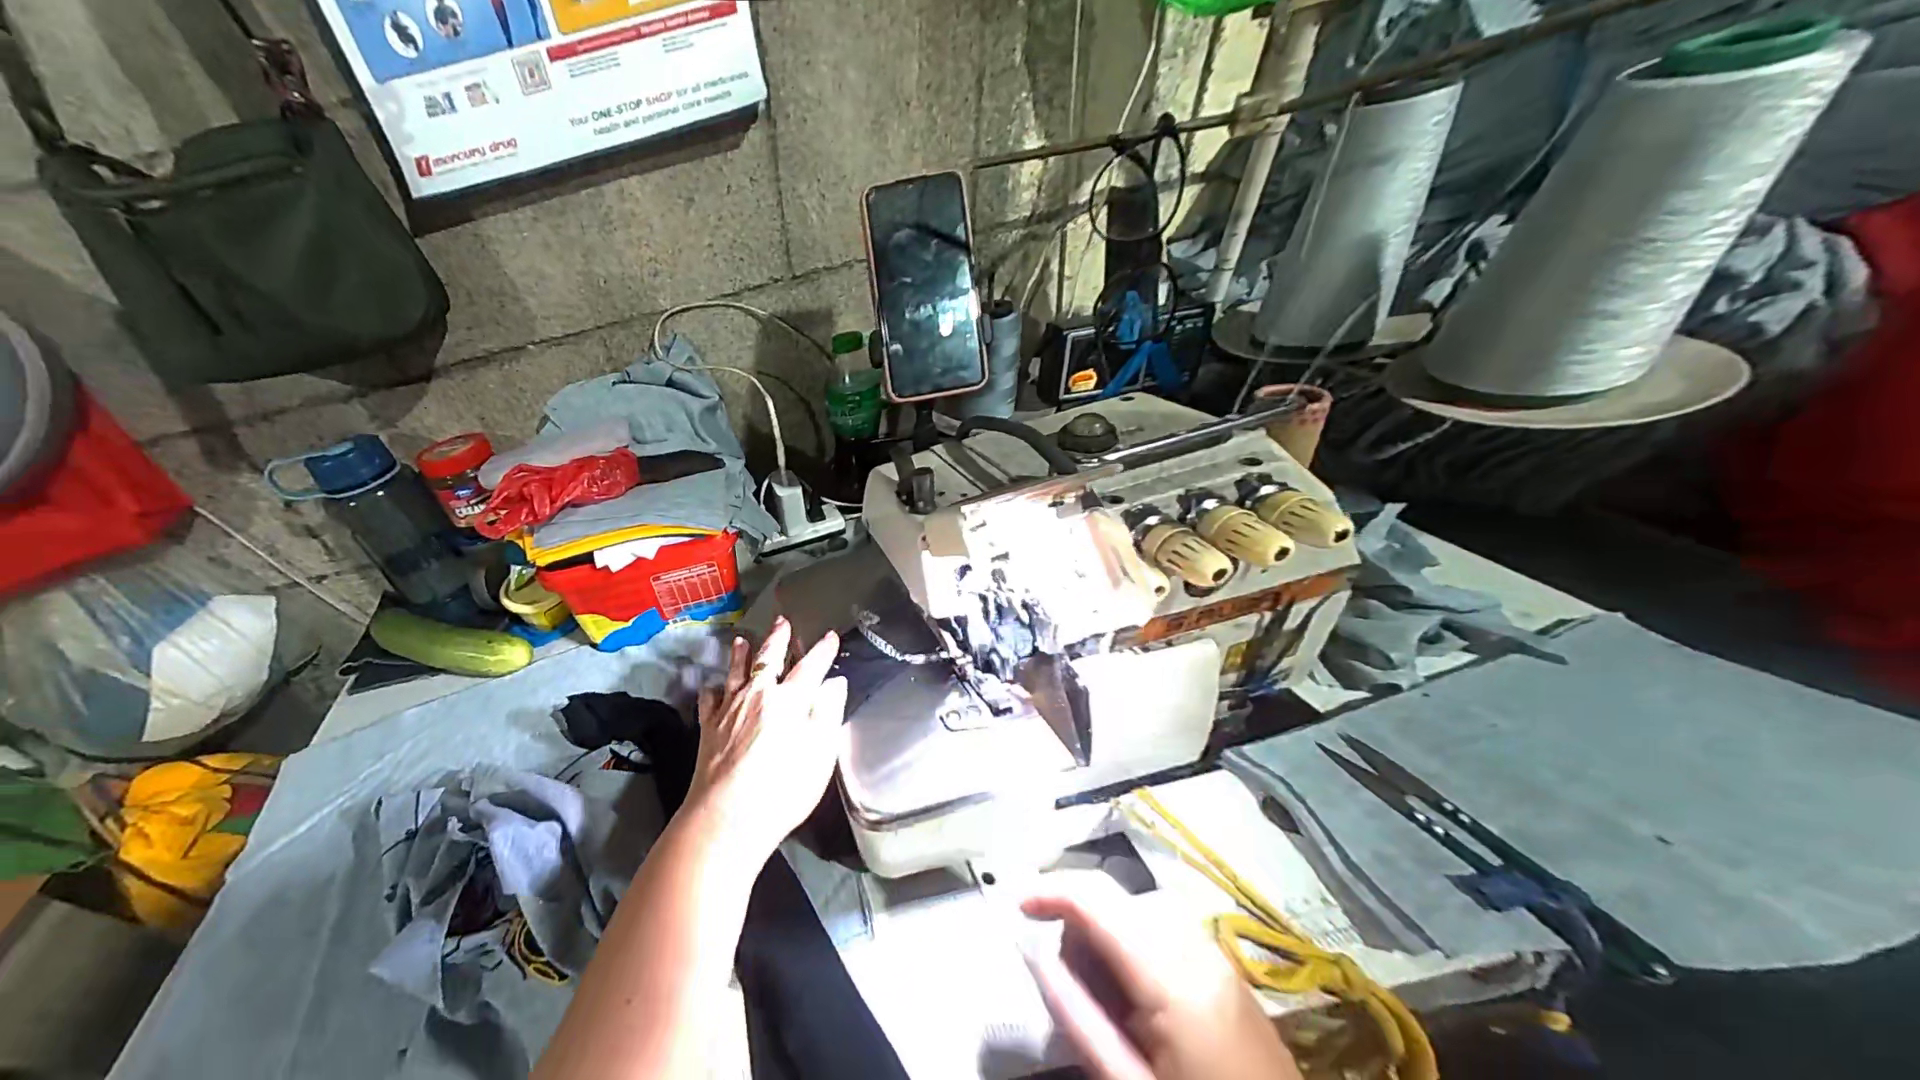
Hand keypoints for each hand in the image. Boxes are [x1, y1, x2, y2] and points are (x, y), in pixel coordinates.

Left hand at [684, 618, 846, 864]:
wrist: (726, 818)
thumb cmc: (783, 789)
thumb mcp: (821, 753)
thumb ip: (828, 713)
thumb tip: (834, 683)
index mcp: (791, 700)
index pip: (810, 667)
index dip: (822, 651)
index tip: (830, 636)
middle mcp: (758, 696)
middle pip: (769, 660)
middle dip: (777, 639)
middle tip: (781, 621)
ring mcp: (729, 710)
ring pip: (736, 672)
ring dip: (742, 655)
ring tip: (742, 640)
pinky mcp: (708, 728)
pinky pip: (709, 699)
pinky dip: (713, 689)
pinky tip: (713, 686)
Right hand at [1022, 880, 1300, 1079]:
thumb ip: (1078, 1017)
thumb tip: (1035, 957)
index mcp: (1172, 978)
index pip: (1099, 902)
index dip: (1052, 892)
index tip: (1019, 905)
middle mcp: (1197, 950)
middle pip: (1120, 900)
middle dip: (1082, 924)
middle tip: (1069, 983)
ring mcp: (1218, 957)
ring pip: (1143, 909)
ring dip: (1109, 931)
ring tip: (1102, 995)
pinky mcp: (1227, 970)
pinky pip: (1168, 929)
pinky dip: (1137, 942)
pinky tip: (1136, 994)